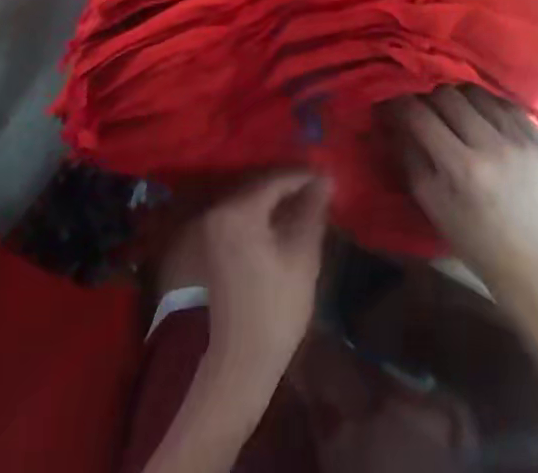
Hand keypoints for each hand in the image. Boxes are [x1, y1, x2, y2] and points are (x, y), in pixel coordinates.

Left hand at [197, 170, 330, 380]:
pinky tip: (282, 225)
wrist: (238, 361)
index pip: (275, 179)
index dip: (304, 176)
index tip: (328, 177)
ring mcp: (208, 229)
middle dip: (289, 187)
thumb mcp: (302, 256)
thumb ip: (311, 212)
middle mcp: (216, 212)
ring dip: (275, 201)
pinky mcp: (208, 247)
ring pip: (248, 202)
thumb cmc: (275, 308)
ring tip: (305, 205)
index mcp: (236, 211)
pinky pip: (239, 218)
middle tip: (319, 190)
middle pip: (258, 188)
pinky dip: (261, 216)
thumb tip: (323, 181)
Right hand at [393, 86, 537, 289]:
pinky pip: (509, 105)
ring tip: (453, 109)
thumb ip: (410, 153)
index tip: (392, 101)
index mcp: (462, 167)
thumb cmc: (469, 234)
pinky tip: (482, 116)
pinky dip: (490, 105)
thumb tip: (394, 118)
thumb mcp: (428, 199)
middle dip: (428, 96)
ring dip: (460, 97)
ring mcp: (522, 142)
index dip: (401, 103)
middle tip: (423, 105)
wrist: (525, 258)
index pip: (421, 116)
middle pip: (450, 96)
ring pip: (480, 94)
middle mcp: (494, 147)